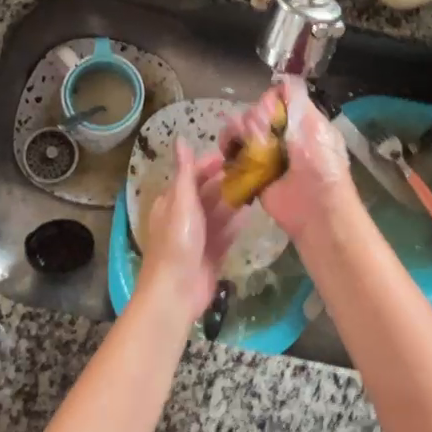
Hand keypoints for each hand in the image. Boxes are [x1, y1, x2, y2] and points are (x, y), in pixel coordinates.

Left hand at [137, 138, 243, 326]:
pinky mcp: (212, 253)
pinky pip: (226, 233)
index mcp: (172, 200)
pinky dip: (236, 224)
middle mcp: (185, 216)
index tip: (234, 154)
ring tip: (258, 187)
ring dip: (235, 201)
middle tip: (254, 169)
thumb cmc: (178, 242)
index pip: (192, 175)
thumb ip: (185, 172)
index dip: (211, 163)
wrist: (176, 292)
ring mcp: (199, 236)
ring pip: (219, 213)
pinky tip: (252, 214)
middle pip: (208, 193)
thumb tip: (180, 139)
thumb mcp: (181, 201)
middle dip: (227, 182)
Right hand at [224, 76, 353, 240]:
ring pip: (240, 130)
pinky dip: (228, 149)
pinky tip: (231, 152)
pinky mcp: (250, 172)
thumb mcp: (314, 124)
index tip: (269, 112)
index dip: (268, 102)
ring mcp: (265, 154)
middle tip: (262, 136)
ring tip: (244, 145)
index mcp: (299, 122)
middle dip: (254, 120)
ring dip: (238, 133)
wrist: (315, 209)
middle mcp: (281, 135)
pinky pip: (232, 152)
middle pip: (254, 113)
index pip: (274, 99)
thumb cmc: (321, 164)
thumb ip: (297, 99)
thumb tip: (282, 78)